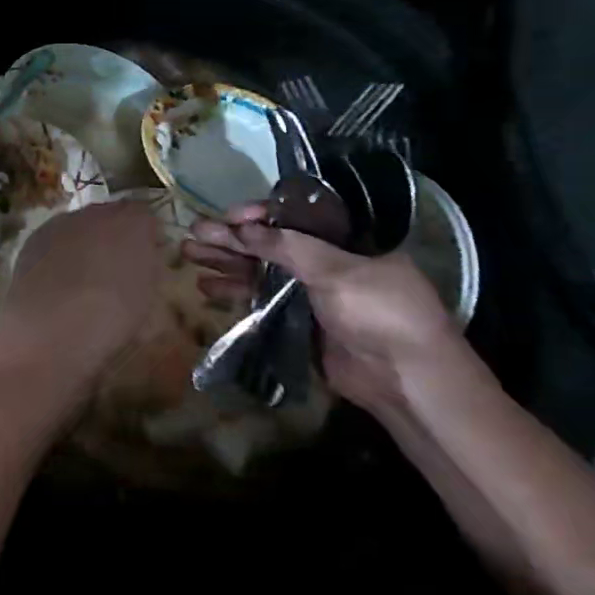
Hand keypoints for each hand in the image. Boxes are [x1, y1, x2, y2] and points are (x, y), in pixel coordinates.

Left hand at [0, 200, 163, 404]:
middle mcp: (98, 213)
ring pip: (80, 226)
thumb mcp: (148, 297)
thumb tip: (142, 258)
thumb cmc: (112, 320)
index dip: (145, 237)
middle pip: (111, 215)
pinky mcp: (34, 238)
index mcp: (134, 223)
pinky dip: (58, 254)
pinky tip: (55, 282)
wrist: (51, 333)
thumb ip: (147, 267)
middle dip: (114, 236)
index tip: (145, 259)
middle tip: (114, 269)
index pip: (145, 216)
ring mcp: (62, 222)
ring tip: (81, 279)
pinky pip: (54, 240)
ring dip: (84, 243)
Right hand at [182, 202, 461, 410]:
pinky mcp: (298, 322)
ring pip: (261, 271)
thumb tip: (241, 227)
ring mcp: (311, 293)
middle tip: (194, 231)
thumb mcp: (337, 271)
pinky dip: (235, 293)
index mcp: (345, 238)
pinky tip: (206, 288)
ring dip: (226, 262)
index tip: (230, 217)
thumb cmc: (381, 312)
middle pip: (270, 242)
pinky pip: (261, 300)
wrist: (405, 380)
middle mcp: (326, 260)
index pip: (295, 216)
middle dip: (232, 238)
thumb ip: (287, 247)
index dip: (260, 214)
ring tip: (189, 253)